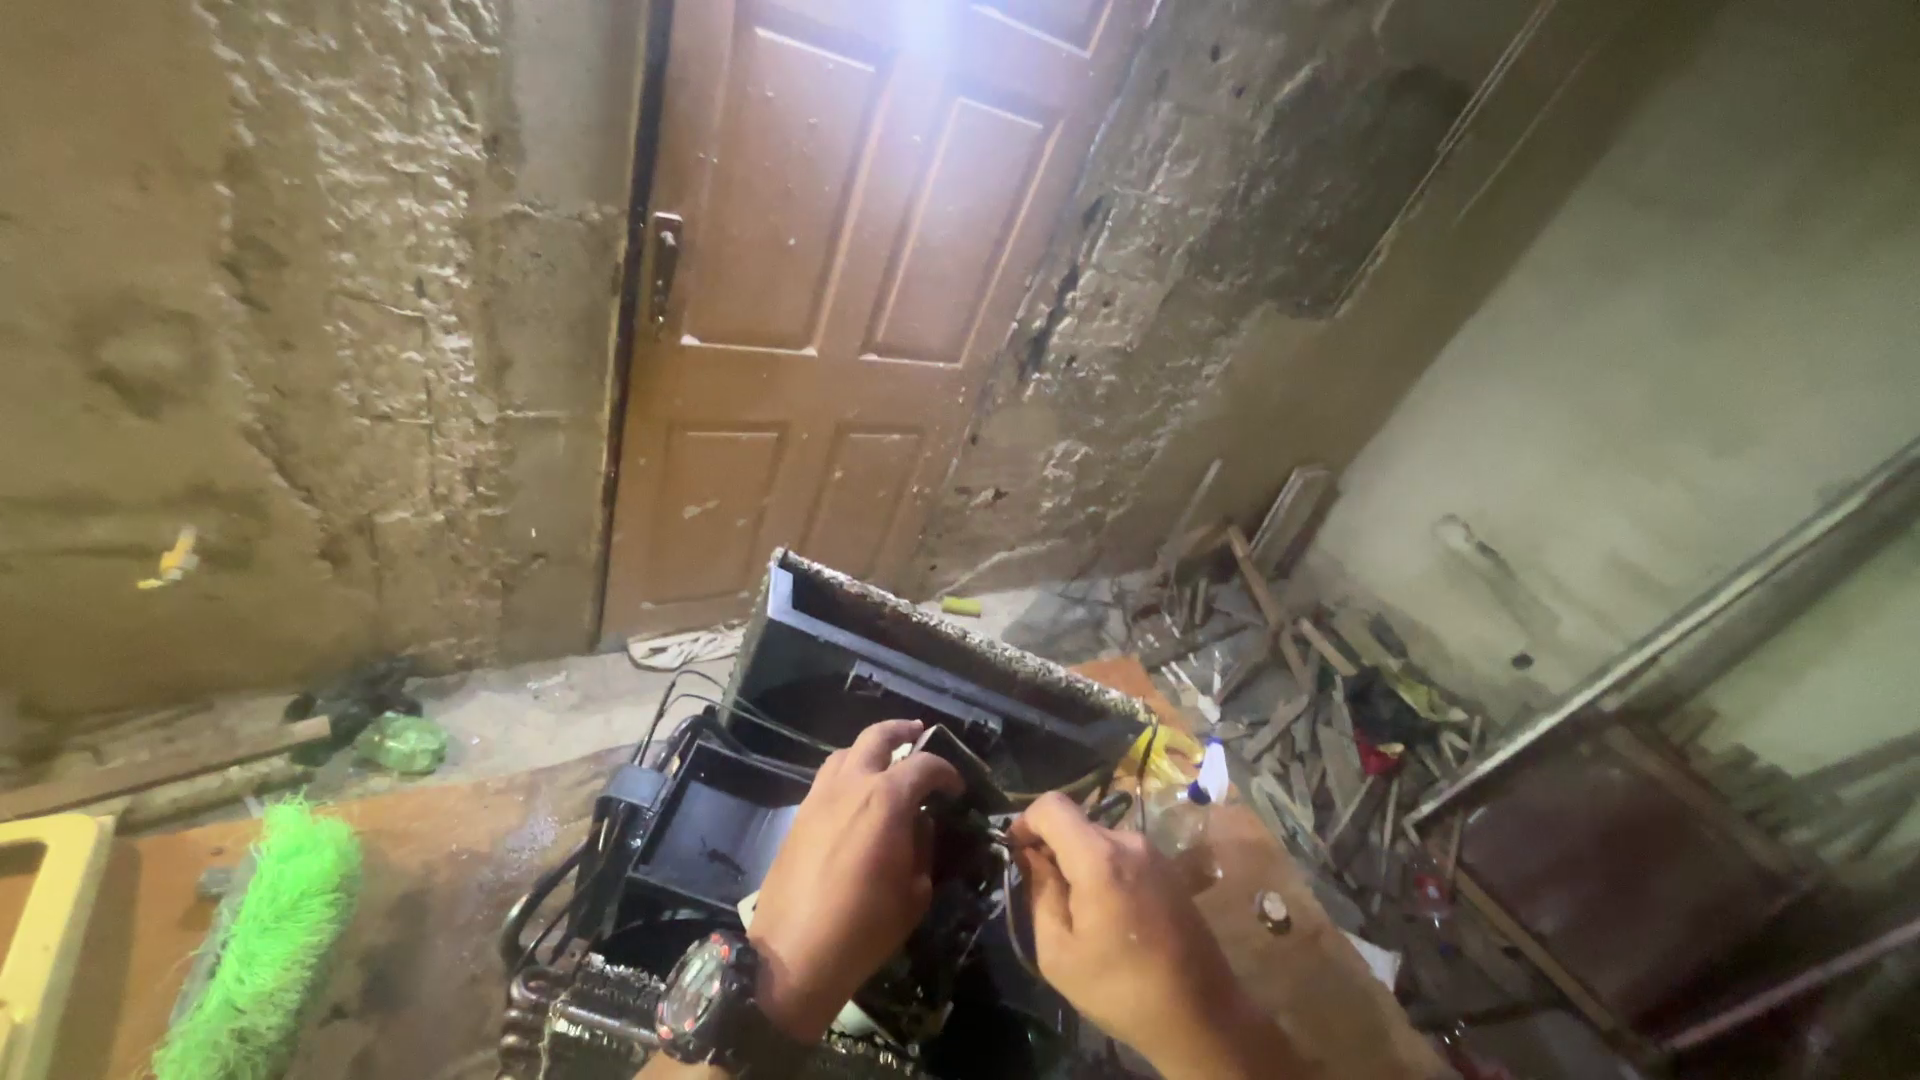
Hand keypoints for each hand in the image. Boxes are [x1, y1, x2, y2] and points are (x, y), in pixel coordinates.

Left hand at [748, 720, 962, 1042]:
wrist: (794, 954)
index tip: (956, 789)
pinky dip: (848, 773)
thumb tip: (919, 823)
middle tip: (919, 734)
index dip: (947, 772)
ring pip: (846, 752)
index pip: (925, 765)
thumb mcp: (914, 891)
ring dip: (870, 750)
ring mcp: (820, 796)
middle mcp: (852, 784)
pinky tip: (857, 794)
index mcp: (886, 798)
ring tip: (886, 762)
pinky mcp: (800, 814)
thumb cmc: (865, 927)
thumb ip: (922, 845)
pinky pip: (828, 777)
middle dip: (903, 731)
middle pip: (877, 736)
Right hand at [1012, 793, 1298, 1079]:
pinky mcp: (1169, 869)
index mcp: (1099, 857)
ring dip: (1079, 864)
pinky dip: (1103, 872)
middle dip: (1052, 850)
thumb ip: (1040, 893)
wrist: (1202, 1016)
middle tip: (1045, 896)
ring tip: (1079, 913)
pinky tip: (1108, 916)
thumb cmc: (1122, 990)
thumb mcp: (1059, 952)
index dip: (1025, 822)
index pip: (1051, 805)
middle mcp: (1129, 842)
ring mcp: (1154, 853)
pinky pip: (1122, 855)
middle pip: (1075, 824)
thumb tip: (1030, 856)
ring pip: (1098, 840)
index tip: (1015, 854)